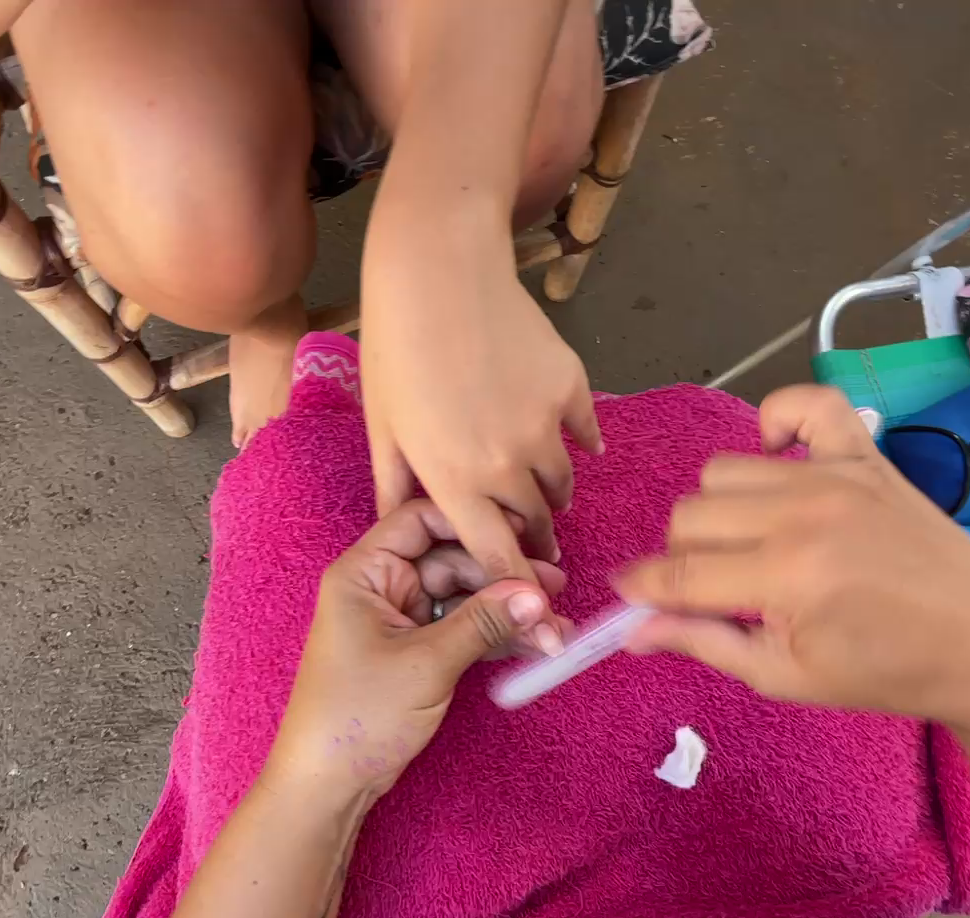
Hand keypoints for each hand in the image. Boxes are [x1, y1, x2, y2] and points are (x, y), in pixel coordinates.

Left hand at [268, 500, 570, 801]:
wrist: (329, 783)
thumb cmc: (358, 715)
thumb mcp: (426, 663)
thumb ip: (483, 623)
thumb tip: (537, 595)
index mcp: (365, 572)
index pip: (421, 521)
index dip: (472, 523)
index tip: (523, 532)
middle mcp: (383, 586)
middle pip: (452, 561)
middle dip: (504, 578)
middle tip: (556, 589)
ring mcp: (402, 618)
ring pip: (464, 598)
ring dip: (508, 612)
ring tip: (557, 627)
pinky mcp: (417, 648)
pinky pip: (463, 629)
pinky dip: (496, 637)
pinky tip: (537, 644)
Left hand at [361, 220, 601, 592]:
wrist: (437, 271)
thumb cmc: (394, 349)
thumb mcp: (382, 426)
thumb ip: (394, 487)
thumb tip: (398, 527)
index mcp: (454, 480)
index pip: (495, 556)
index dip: (515, 583)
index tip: (528, 594)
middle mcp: (506, 465)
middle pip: (535, 523)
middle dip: (534, 538)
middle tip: (536, 542)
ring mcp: (545, 427)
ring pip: (562, 484)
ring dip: (553, 495)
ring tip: (546, 493)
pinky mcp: (571, 389)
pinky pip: (587, 433)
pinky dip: (581, 444)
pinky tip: (576, 443)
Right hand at [615, 385, 969, 728]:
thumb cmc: (883, 673)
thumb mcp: (782, 676)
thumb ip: (701, 642)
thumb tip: (630, 630)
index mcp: (785, 577)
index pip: (677, 574)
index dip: (639, 588)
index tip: (628, 597)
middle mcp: (803, 514)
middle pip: (689, 516)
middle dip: (686, 558)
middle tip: (721, 589)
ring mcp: (836, 476)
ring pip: (722, 472)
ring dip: (720, 511)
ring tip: (754, 543)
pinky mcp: (866, 457)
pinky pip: (807, 404)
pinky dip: (778, 419)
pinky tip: (778, 456)